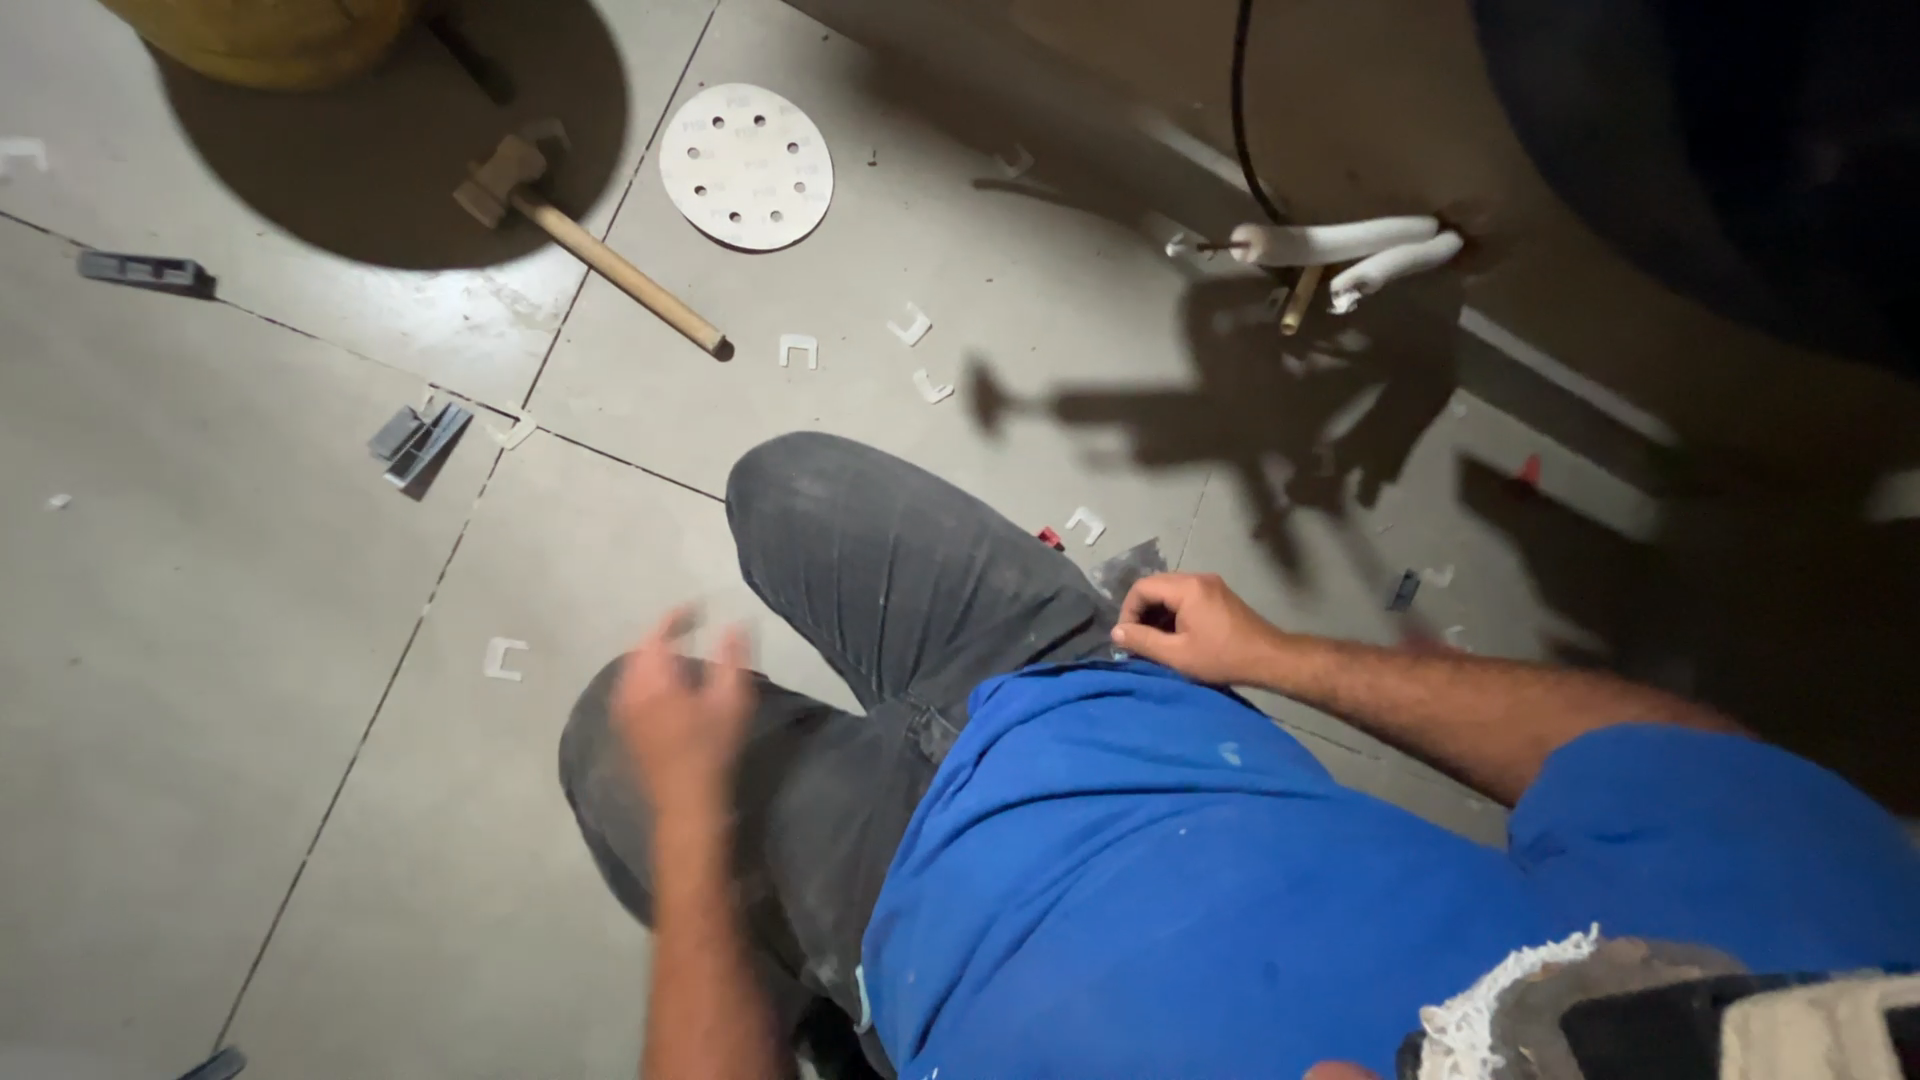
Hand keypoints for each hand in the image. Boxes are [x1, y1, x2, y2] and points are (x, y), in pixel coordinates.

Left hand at [609, 605, 756, 813]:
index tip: (696, 608)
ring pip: (633, 670)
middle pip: (640, 650)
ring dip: (654, 656)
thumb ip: (733, 657)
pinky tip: (667, 683)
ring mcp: (623, 712)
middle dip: (662, 635)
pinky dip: (647, 675)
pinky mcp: (625, 729)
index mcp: (654, 679)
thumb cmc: (713, 748)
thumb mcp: (732, 699)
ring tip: (680, 652)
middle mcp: (630, 691)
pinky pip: (630, 688)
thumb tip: (735, 624)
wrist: (686, 801)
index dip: (676, 617)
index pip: (657, 635)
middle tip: (689, 627)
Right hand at [1110, 572, 1286, 684]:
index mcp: (1187, 588)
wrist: (1270, 659)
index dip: (1128, 611)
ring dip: (1156, 612)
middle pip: (1155, 586)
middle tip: (1137, 638)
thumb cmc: (1222, 658)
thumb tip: (1116, 633)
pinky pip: (1185, 596)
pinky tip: (1173, 634)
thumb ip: (1142, 641)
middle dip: (1141, 611)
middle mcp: (1198, 578)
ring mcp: (1210, 584)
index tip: (1127, 636)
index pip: (1142, 587)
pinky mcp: (1218, 594)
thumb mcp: (1177, 655)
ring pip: (1169, 591)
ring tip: (1153, 640)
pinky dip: (1172, 612)